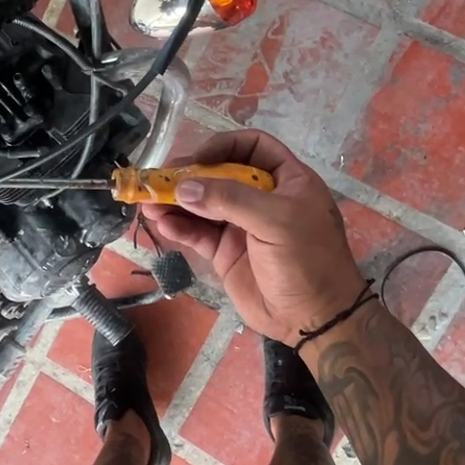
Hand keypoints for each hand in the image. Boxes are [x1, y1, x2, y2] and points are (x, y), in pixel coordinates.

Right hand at [140, 129, 367, 344]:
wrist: (315, 318)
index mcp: (286, 180)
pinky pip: (198, 233)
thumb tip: (183, 187)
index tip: (197, 158)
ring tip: (149, 202)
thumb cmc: (308, 260)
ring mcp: (242, 226)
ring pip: (203, 204)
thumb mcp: (276, 220)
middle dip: (190, 175)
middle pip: (220, 174)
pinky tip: (161, 223)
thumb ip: (229, 199)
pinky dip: (178, 227)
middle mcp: (262, 198)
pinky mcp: (226, 253)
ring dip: (176, 202)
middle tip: (160, 179)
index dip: (224, 146)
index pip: (253, 146)